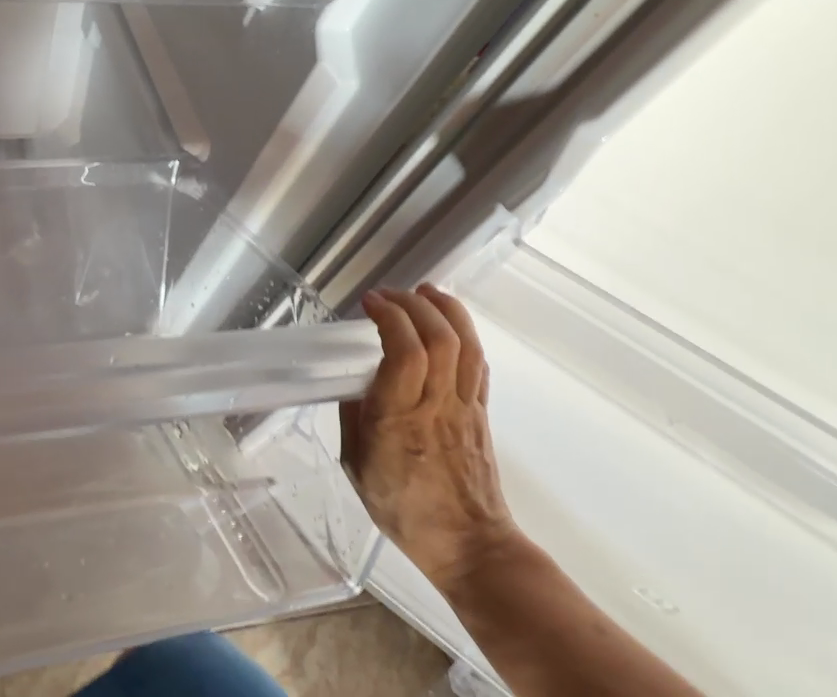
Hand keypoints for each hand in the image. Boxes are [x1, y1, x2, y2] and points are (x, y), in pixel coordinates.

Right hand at [342, 286, 523, 595]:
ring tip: (424, 292)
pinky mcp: (482, 412)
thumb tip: (356, 386)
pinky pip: (477, 363)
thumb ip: (354, 418)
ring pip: (466, 344)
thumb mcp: (356, 465)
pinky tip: (447, 324)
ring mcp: (465, 406)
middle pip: (440, 337)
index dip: (390, 317)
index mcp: (399, 417)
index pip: (405, 351)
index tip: (370, 303)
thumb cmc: (402, 509)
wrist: (469, 544)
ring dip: (446, 310)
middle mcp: (436, 404)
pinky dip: (463, 334)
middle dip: (415, 304)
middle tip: (391, 295)